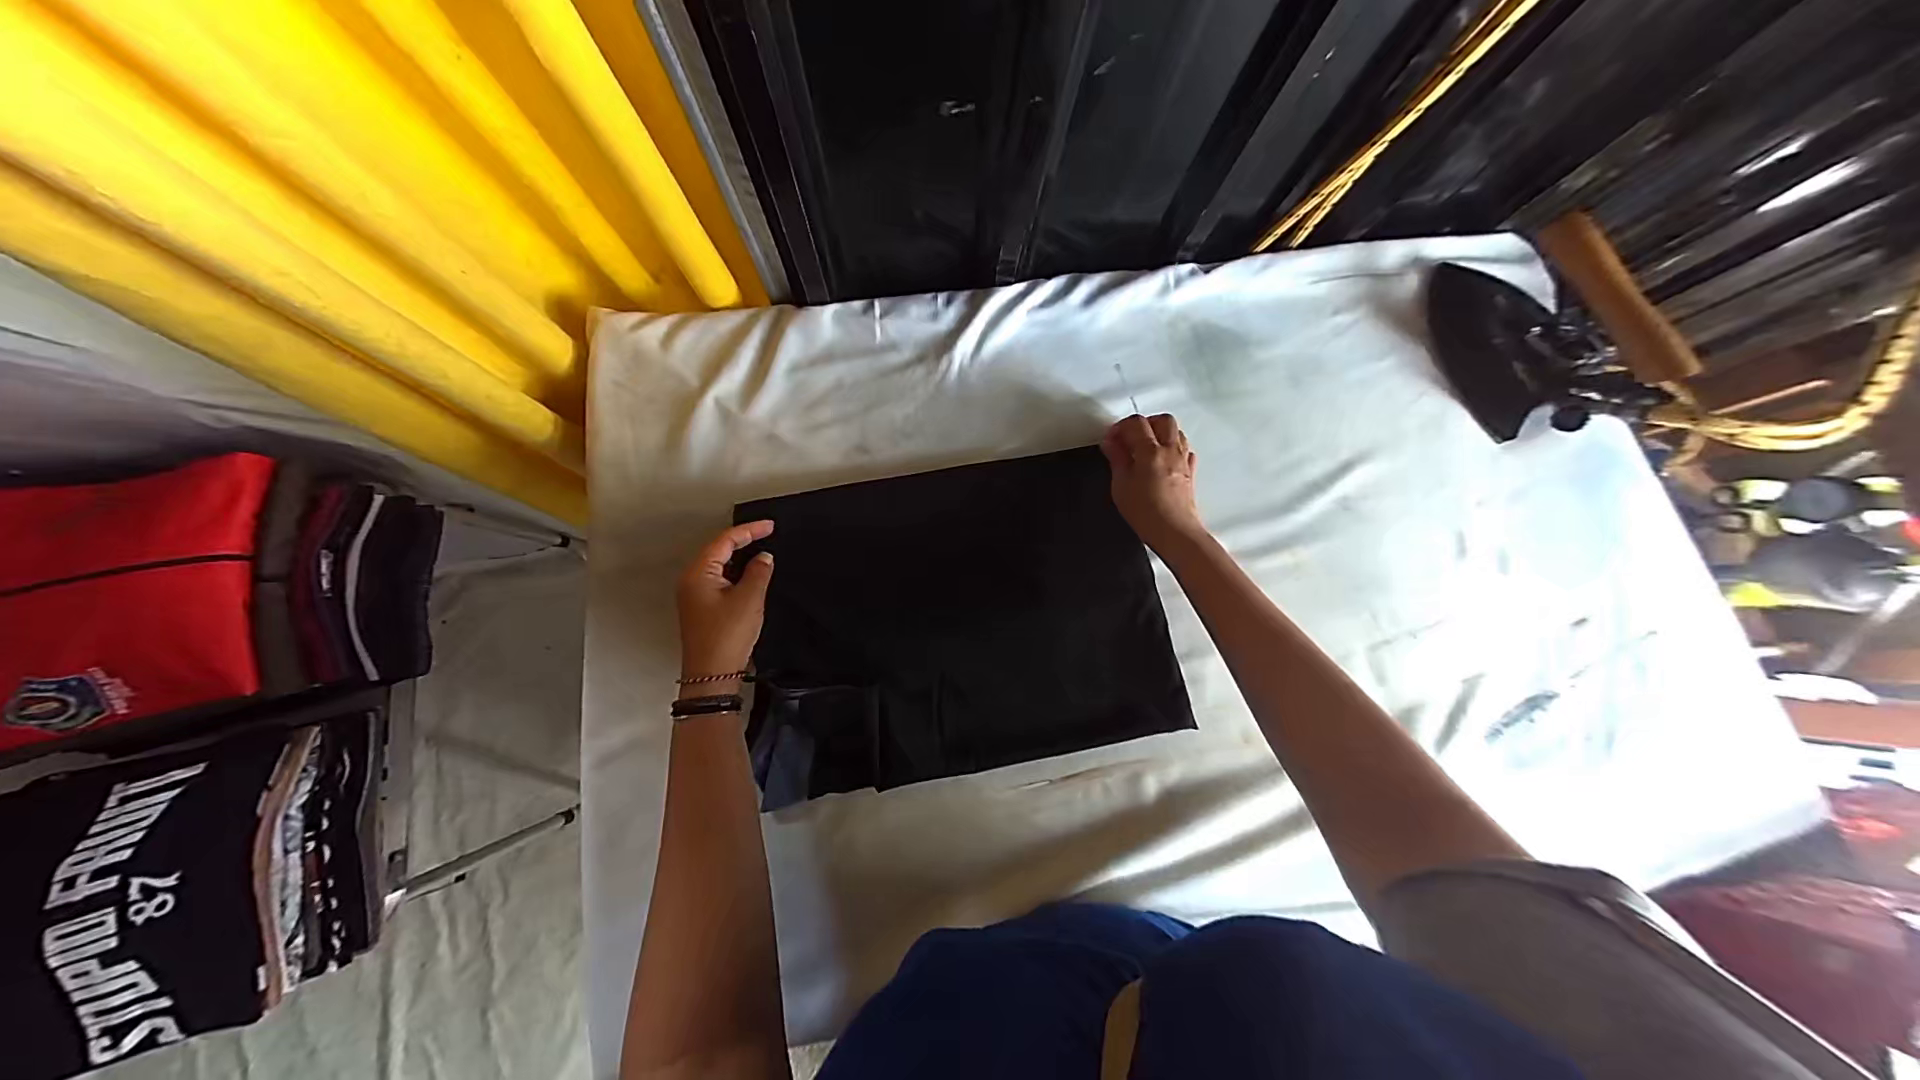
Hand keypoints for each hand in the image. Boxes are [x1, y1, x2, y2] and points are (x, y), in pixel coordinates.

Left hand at [677, 520, 774, 681]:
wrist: (712, 675)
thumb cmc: (726, 638)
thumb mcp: (749, 599)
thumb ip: (759, 571)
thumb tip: (763, 557)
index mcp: (698, 573)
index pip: (725, 541)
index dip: (749, 530)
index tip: (769, 526)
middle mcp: (691, 581)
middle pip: (718, 550)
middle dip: (743, 541)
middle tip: (767, 533)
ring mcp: (694, 595)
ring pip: (719, 566)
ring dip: (740, 558)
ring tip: (763, 553)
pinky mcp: (702, 608)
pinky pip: (719, 580)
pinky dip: (736, 574)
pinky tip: (752, 577)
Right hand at [1101, 413, 1205, 553]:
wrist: (1174, 532)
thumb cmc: (1149, 513)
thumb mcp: (1120, 485)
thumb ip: (1116, 459)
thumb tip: (1111, 444)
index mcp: (1150, 451)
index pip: (1136, 423)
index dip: (1120, 427)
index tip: (1112, 438)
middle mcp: (1170, 451)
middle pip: (1162, 420)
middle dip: (1144, 423)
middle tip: (1129, 436)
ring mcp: (1182, 461)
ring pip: (1177, 432)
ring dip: (1160, 433)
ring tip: (1144, 446)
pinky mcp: (1190, 473)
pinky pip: (1185, 450)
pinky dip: (1173, 449)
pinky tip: (1162, 459)